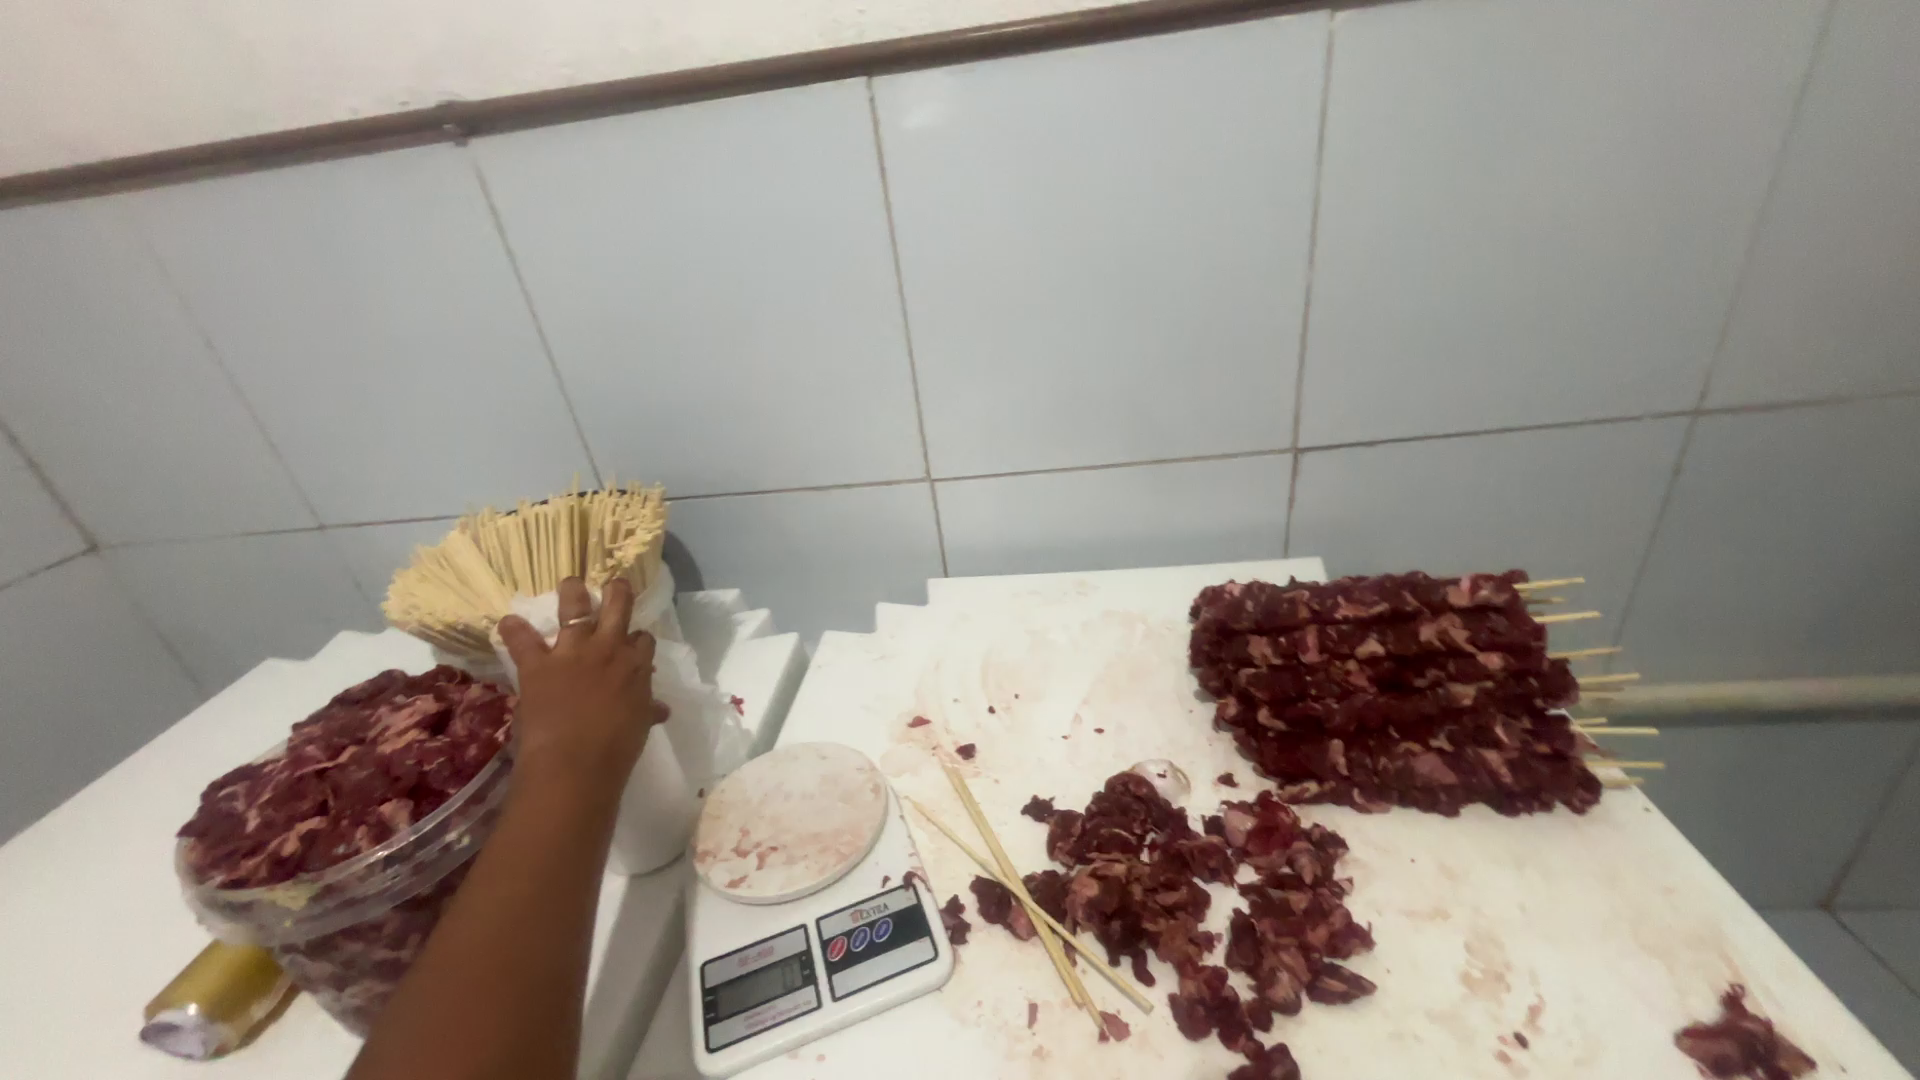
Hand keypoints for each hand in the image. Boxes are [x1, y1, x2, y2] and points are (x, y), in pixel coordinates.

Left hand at [497, 576, 665, 796]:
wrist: (575, 763)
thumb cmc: (617, 748)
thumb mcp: (639, 725)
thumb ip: (647, 710)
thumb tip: (661, 710)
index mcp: (636, 666)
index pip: (644, 639)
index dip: (639, 639)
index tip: (636, 643)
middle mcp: (609, 649)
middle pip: (618, 607)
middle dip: (618, 592)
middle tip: (617, 584)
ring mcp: (572, 654)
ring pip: (575, 609)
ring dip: (573, 593)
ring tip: (570, 582)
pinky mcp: (539, 665)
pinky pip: (523, 641)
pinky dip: (514, 631)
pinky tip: (507, 622)